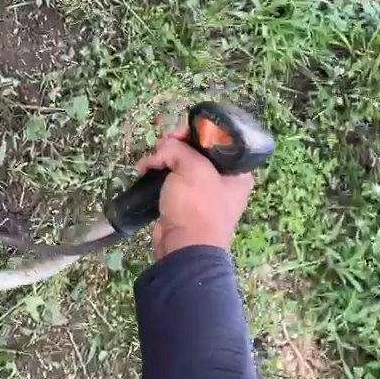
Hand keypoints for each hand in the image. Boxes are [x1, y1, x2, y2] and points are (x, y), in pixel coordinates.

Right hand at [133, 125, 254, 257]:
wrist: (184, 246)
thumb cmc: (197, 206)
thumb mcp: (193, 169)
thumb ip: (178, 149)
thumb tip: (162, 148)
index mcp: (236, 171)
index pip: (217, 140)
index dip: (194, 132)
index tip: (174, 135)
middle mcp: (222, 179)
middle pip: (195, 149)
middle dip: (173, 145)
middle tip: (159, 147)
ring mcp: (202, 190)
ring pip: (179, 161)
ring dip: (161, 157)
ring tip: (147, 162)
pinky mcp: (183, 199)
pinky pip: (170, 176)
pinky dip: (156, 170)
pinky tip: (143, 170)